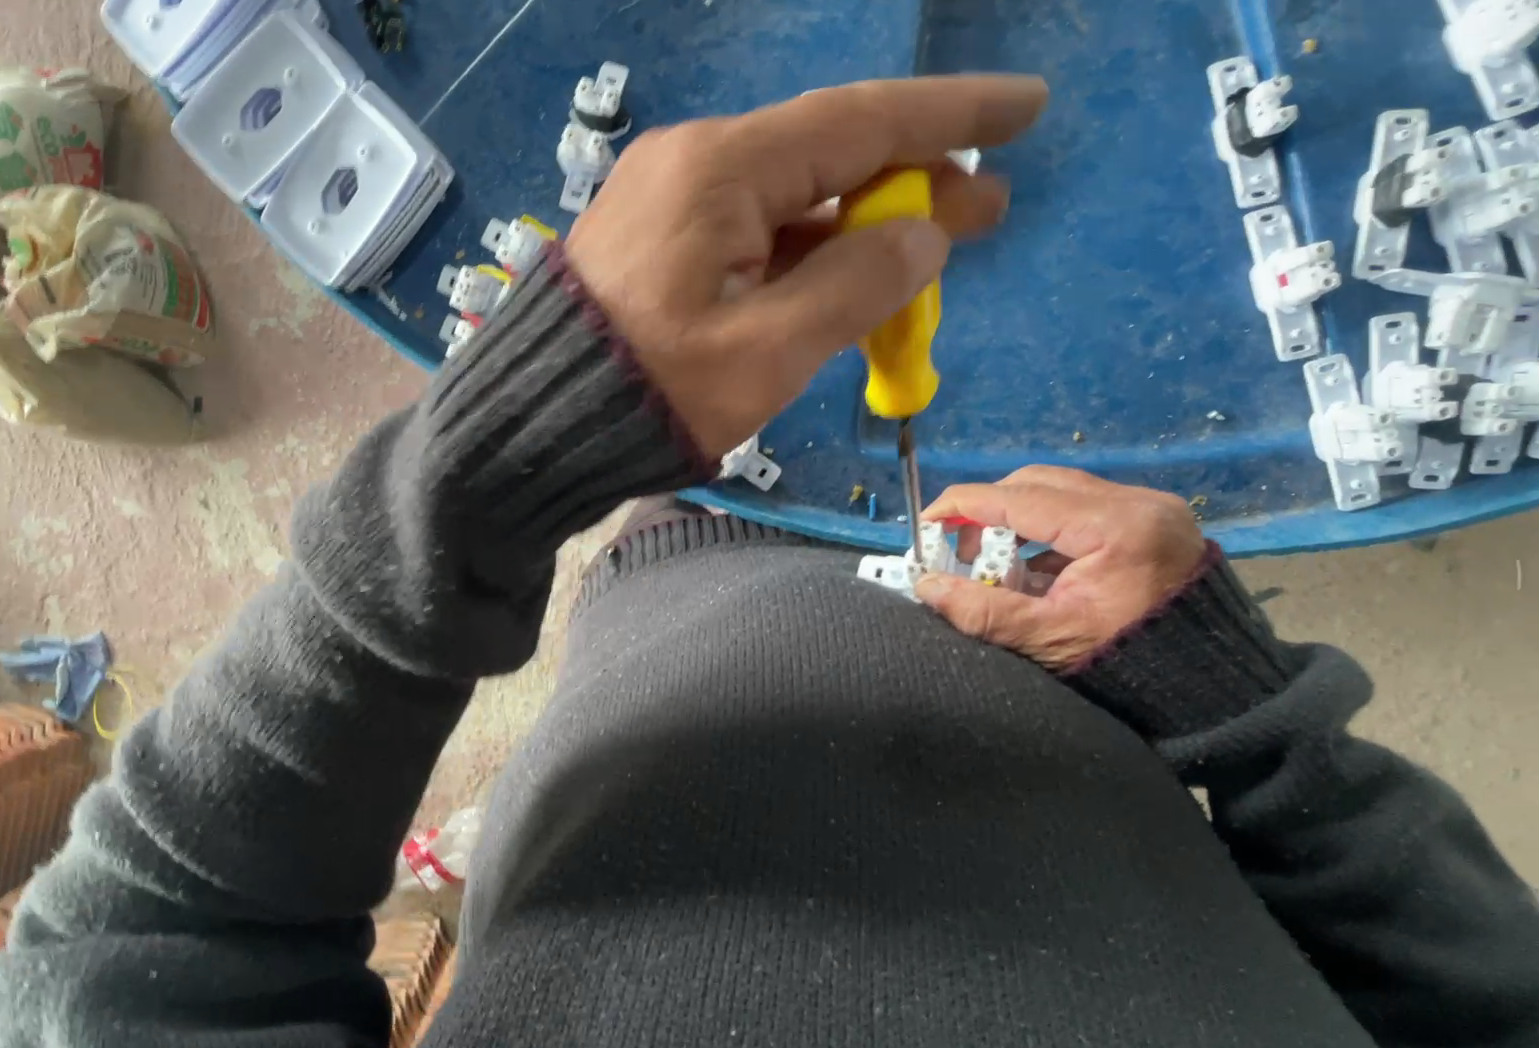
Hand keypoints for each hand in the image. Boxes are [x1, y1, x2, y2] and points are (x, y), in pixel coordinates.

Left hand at [564, 76, 1048, 456]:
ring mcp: (668, 202)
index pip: (858, 121)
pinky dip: (803, 254)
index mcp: (719, 171)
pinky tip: (844, 277)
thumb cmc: (652, 394)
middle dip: (910, 180)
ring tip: (927, 250)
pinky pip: (749, 232)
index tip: (1024, 107)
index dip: (949, 113)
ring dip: (856, 225)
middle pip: (824, 158)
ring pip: (787, 200)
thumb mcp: (767, 351)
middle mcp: (692, 166)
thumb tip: (922, 233)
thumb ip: (856, 285)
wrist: (534, 429)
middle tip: (985, 208)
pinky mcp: (656, 243)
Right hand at [912, 467, 1209, 670]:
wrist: (1213, 686)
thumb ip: (982, 610)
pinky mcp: (1152, 519)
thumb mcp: (1047, 637)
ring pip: (1058, 489)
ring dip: (1014, 515)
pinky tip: (1030, 561)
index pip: (1018, 498)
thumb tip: (924, 585)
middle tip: (957, 544)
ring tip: (991, 554)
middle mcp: (1136, 502)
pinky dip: (1044, 526)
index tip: (925, 522)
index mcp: (1115, 526)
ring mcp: (1148, 507)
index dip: (962, 505)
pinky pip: (1082, 505)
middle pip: (1036, 482)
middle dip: (987, 508)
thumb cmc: (1127, 662)